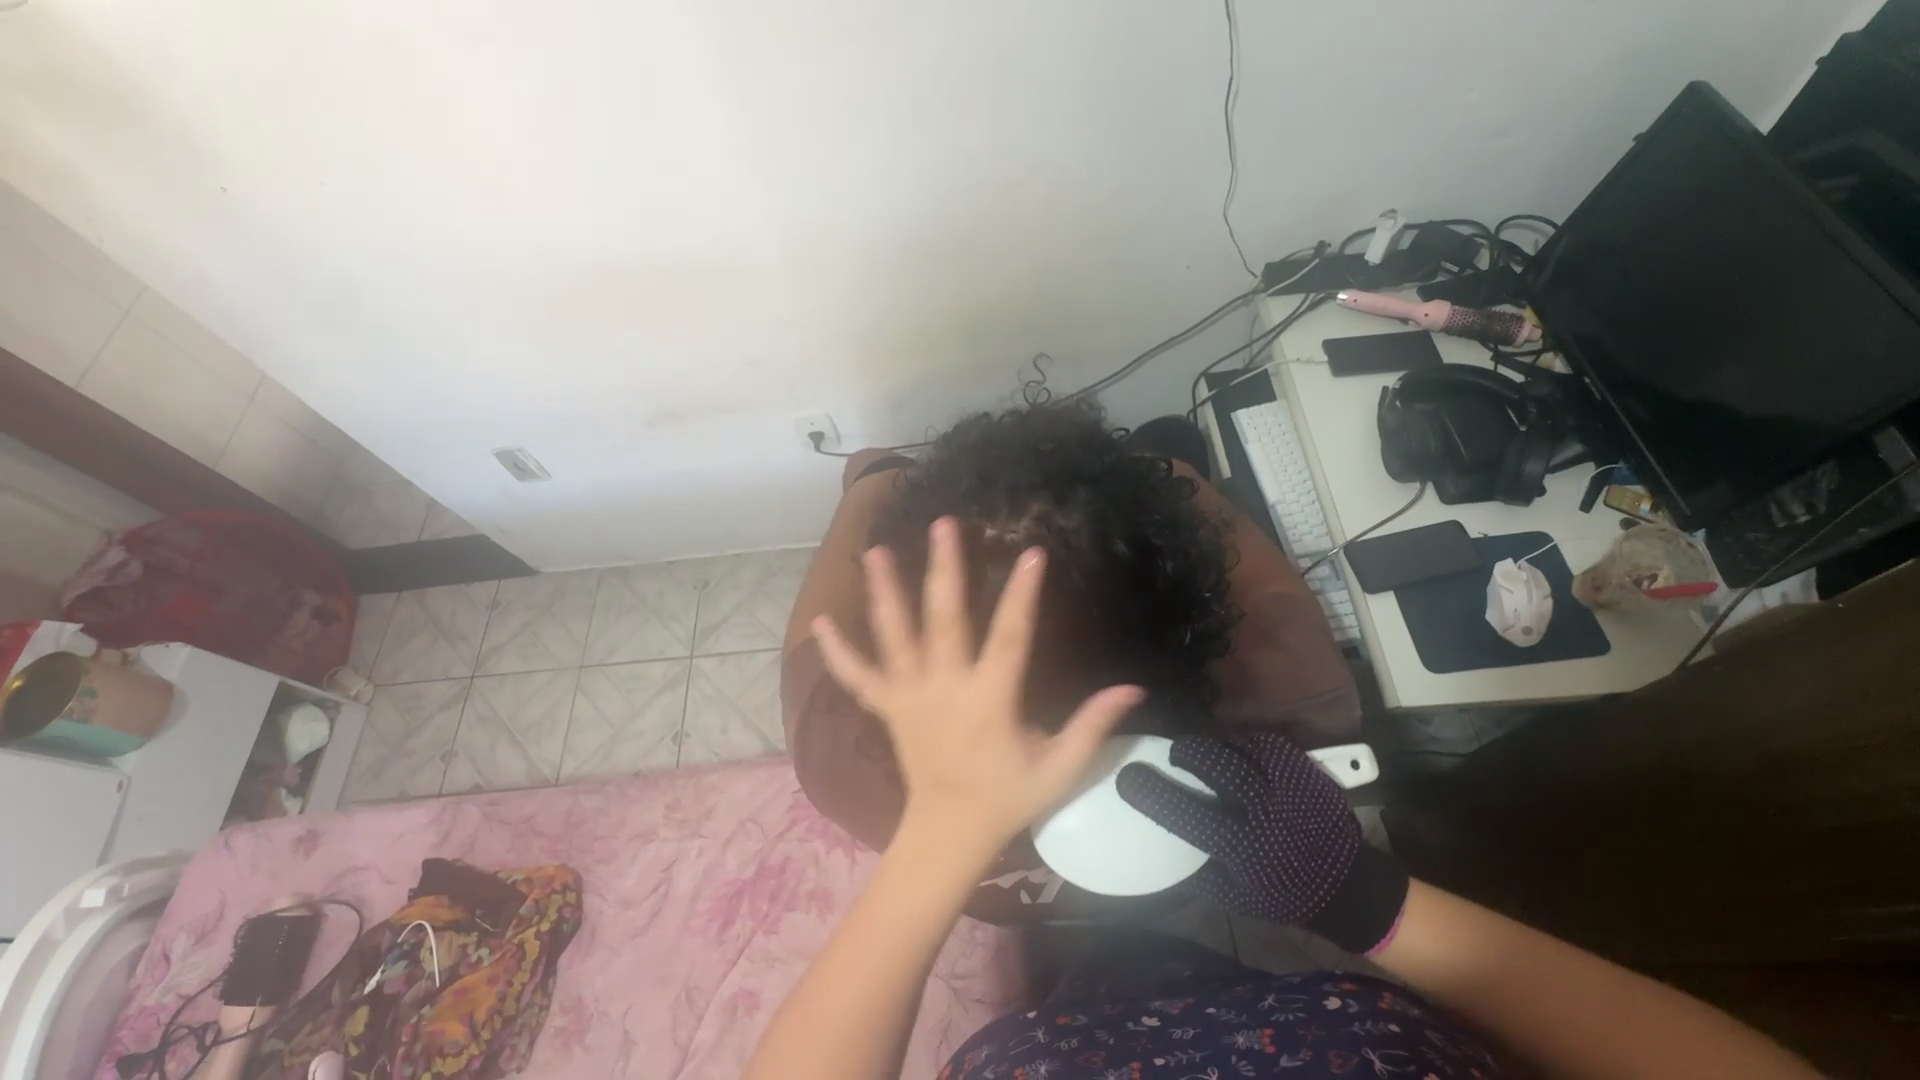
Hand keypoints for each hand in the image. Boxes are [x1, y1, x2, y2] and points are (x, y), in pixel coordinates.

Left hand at [811, 517, 1144, 856]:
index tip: (1033, 553)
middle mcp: (945, 688)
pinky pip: (858, 677)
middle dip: (944, 570)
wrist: (949, 831)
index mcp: (990, 699)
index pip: (1011, 637)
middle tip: (943, 525)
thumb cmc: (1007, 798)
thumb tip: (1134, 689)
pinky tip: (819, 622)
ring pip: (895, 638)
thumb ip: (1093, 726)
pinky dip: (838, 651)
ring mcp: (910, 696)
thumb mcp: (1059, 768)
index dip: (1023, 594)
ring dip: (885, 593)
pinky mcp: (888, 708)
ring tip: (873, 551)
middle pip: (944, 620)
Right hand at [1116, 731, 1407, 953]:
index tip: (1130, 777)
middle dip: (1188, 753)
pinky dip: (1246, 743)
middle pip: (1216, 765)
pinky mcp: (1308, 774)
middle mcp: (1264, 813)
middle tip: (1176, 754)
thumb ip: (1198, 865)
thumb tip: (1159, 838)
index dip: (1152, 792)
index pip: (1185, 813)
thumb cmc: (1284, 894)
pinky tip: (1238, 750)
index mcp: (1241, 849)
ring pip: (1241, 748)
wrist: (1351, 888)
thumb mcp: (1234, 894)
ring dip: (1217, 745)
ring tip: (1207, 751)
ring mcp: (1290, 788)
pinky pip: (1268, 745)